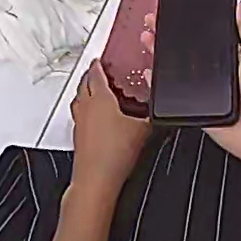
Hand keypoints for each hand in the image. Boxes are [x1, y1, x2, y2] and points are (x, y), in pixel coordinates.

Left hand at [69, 60, 149, 198]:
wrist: (96, 179)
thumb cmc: (114, 153)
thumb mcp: (143, 129)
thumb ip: (152, 114)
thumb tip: (162, 109)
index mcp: (100, 98)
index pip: (95, 74)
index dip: (98, 65)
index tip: (99, 60)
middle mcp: (86, 107)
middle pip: (83, 84)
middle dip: (90, 76)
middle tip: (96, 72)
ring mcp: (79, 122)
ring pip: (78, 99)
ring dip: (85, 91)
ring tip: (94, 92)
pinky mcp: (78, 136)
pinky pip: (79, 115)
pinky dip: (85, 109)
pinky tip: (94, 118)